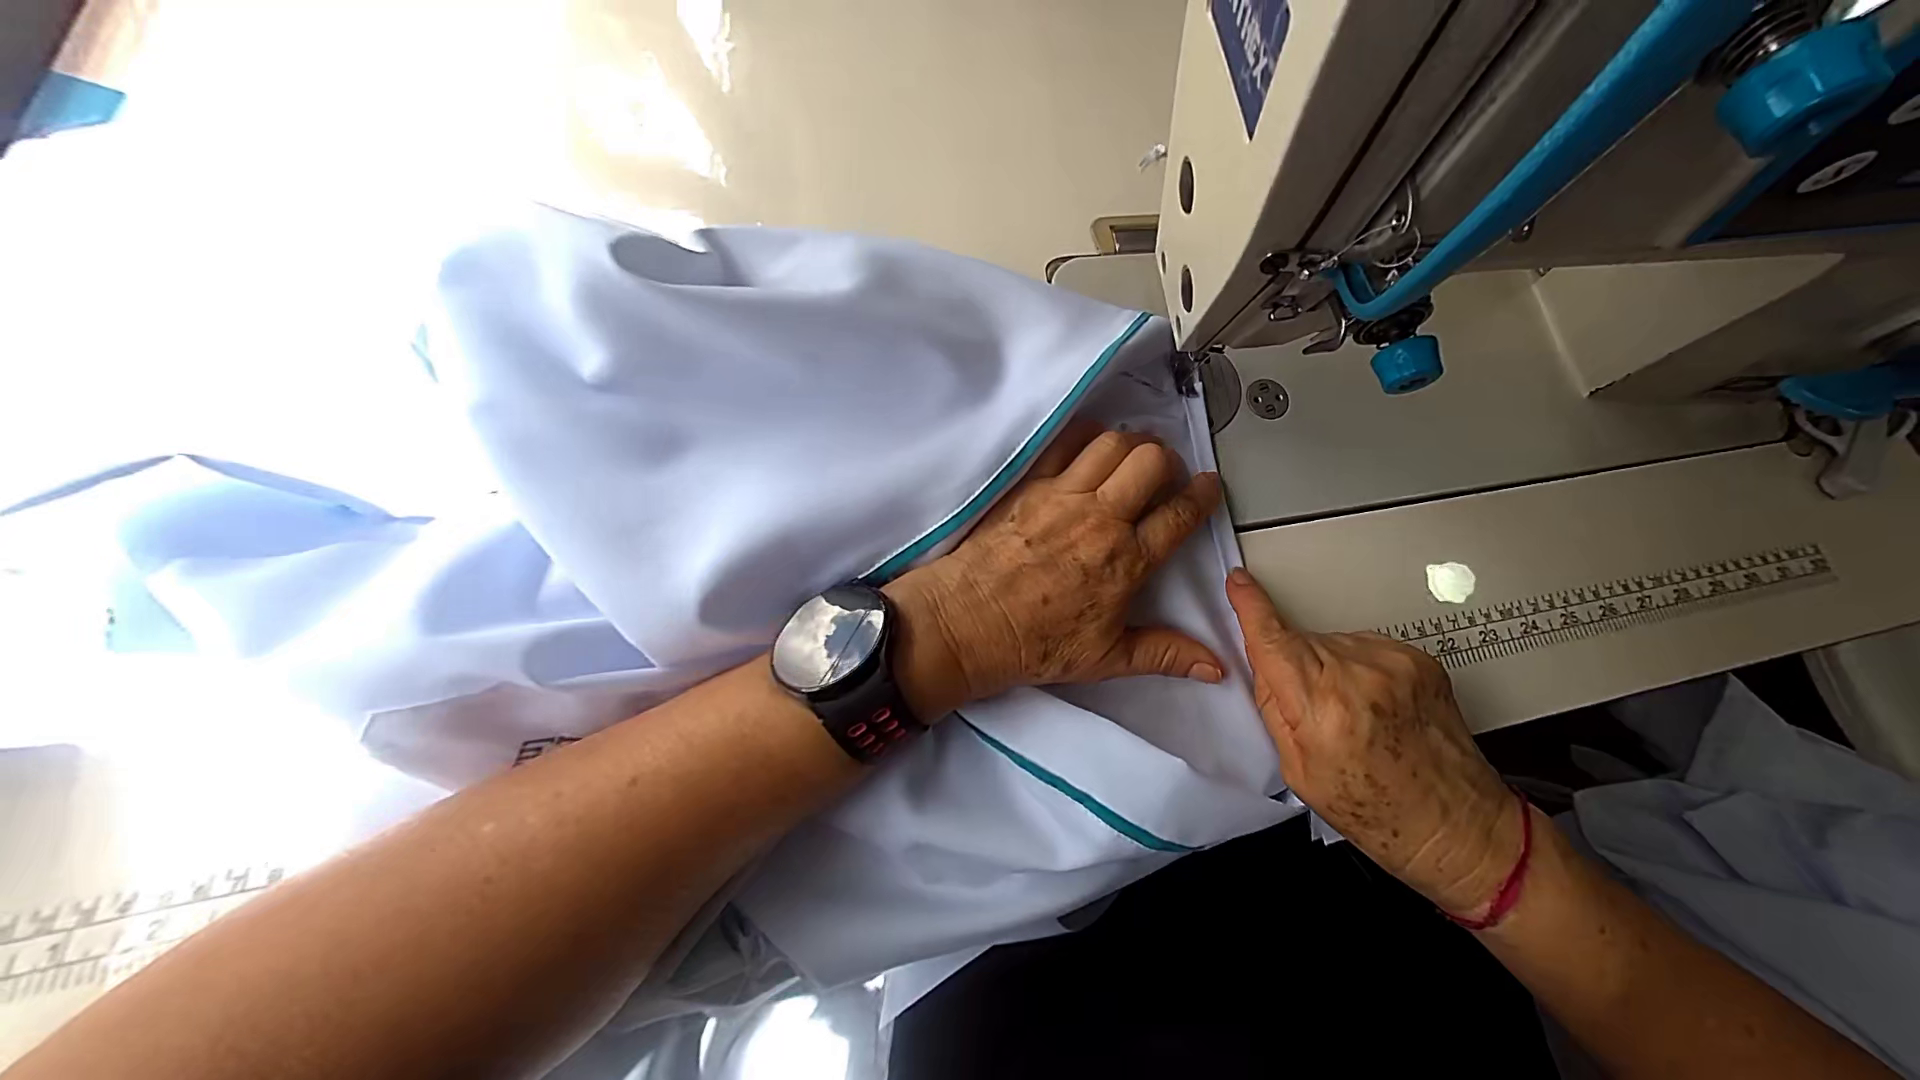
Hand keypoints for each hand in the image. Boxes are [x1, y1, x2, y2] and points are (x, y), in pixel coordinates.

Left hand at [885, 421, 1225, 719]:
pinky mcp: (1028, 487)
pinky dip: (1082, 437)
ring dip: (1129, 444)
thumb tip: (1212, 667)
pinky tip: (1086, 449)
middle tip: (1164, 474)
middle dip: (1168, 460)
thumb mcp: (1106, 658)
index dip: (1203, 494)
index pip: (1180, 513)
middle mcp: (1099, 519)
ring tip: (1128, 459)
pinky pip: (1063, 442)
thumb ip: (1164, 654)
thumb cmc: (1033, 643)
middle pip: (1152, 461)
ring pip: (1111, 442)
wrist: (968, 623)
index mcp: (1126, 560)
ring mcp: (1062, 497)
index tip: (1208, 487)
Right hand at [1224, 568, 1523, 917]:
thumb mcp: (1298, 769)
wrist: (1456, 824)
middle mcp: (1360, 677)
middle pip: (1299, 642)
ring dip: (1328, 666)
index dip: (1250, 607)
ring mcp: (1393, 664)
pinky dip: (1358, 667)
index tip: (1239, 583)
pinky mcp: (1417, 659)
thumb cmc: (1379, 810)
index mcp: (1321, 709)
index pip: (1272, 641)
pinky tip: (1373, 703)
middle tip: (1312, 710)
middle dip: (1292, 664)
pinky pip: (1363, 646)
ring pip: (1330, 642)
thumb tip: (1260, 663)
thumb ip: (1273, 707)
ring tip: (1352, 713)